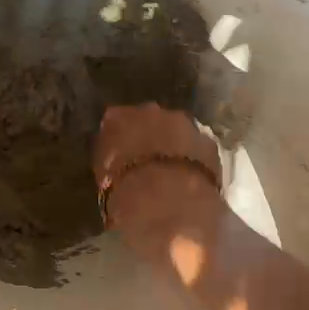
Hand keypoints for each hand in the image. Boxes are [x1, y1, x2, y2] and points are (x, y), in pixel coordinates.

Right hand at [94, 104, 222, 232]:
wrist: (166, 198)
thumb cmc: (121, 188)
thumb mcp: (100, 173)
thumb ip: (107, 157)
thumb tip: (112, 157)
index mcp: (117, 116)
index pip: (115, 120)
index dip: (118, 136)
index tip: (117, 151)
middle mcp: (150, 111)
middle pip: (149, 119)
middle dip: (148, 134)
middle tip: (146, 158)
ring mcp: (182, 122)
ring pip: (176, 129)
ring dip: (173, 143)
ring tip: (169, 169)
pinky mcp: (208, 141)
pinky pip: (197, 146)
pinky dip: (194, 156)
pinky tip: (189, 176)